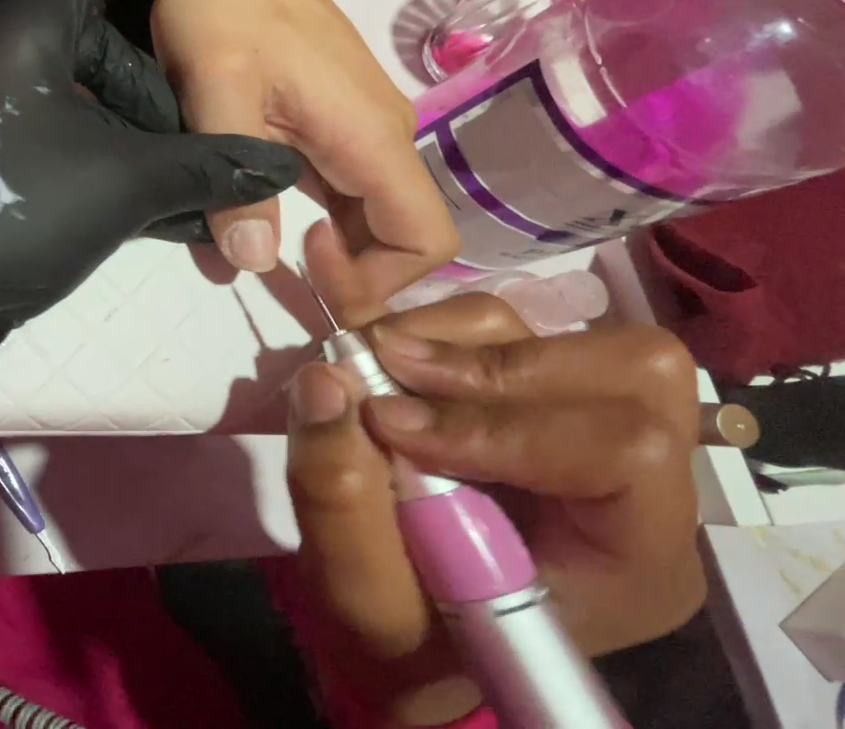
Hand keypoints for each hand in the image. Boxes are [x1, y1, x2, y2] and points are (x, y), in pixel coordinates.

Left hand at [0, 0, 302, 415]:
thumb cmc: (18, 217)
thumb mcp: (123, 185)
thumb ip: (206, 165)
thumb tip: (279, 165)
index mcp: (16, 36)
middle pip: (86, 42)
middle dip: (149, 80)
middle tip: (201, 120)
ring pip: (72, 98)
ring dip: (131, 131)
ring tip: (189, 173)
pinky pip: (50, 135)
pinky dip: (97, 156)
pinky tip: (151, 203)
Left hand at [155, 0, 457, 322]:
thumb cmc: (217, 5)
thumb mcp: (215, 86)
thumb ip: (234, 174)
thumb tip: (254, 263)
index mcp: (370, 134)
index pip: (426, 238)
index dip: (380, 281)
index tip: (305, 276)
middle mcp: (381, 136)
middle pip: (400, 235)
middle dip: (352, 276)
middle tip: (273, 277)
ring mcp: (357, 128)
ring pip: (367, 214)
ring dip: (330, 251)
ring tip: (256, 252)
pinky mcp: (327, 121)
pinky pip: (338, 189)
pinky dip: (311, 220)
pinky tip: (255, 220)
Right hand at [286, 293, 704, 724]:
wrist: (412, 630)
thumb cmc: (402, 632)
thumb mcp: (359, 593)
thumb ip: (338, 499)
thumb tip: (323, 380)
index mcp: (632, 557)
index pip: (622, 450)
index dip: (498, 423)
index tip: (386, 423)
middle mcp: (636, 483)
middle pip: (621, 370)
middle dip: (487, 363)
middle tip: (383, 366)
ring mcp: (584, 425)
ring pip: (557, 332)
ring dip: (449, 338)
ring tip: (369, 364)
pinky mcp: (530, 394)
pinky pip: (501, 327)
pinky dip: (433, 330)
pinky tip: (383, 364)